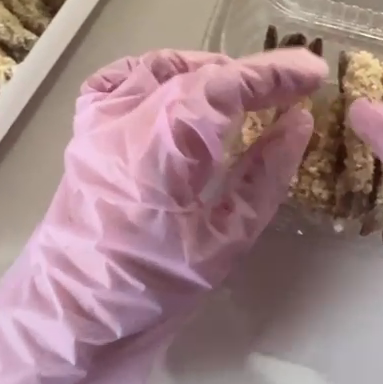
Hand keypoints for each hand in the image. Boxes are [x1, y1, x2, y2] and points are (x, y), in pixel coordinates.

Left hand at [0, 48, 324, 383]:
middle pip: (200, 72)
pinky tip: (177, 88)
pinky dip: (155, 73)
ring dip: (207, 70)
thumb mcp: (226, 240)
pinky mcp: (84, 131)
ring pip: (160, 67)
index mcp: (165, 143)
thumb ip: (266, 174)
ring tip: (243, 92)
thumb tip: (299, 123)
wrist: (67, 316)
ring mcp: (99, 119)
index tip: (315, 74)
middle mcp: (128, 116)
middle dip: (251, 75)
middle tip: (291, 88)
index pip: (229, 84)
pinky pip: (119, 80)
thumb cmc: (150, 287)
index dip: (275, 74)